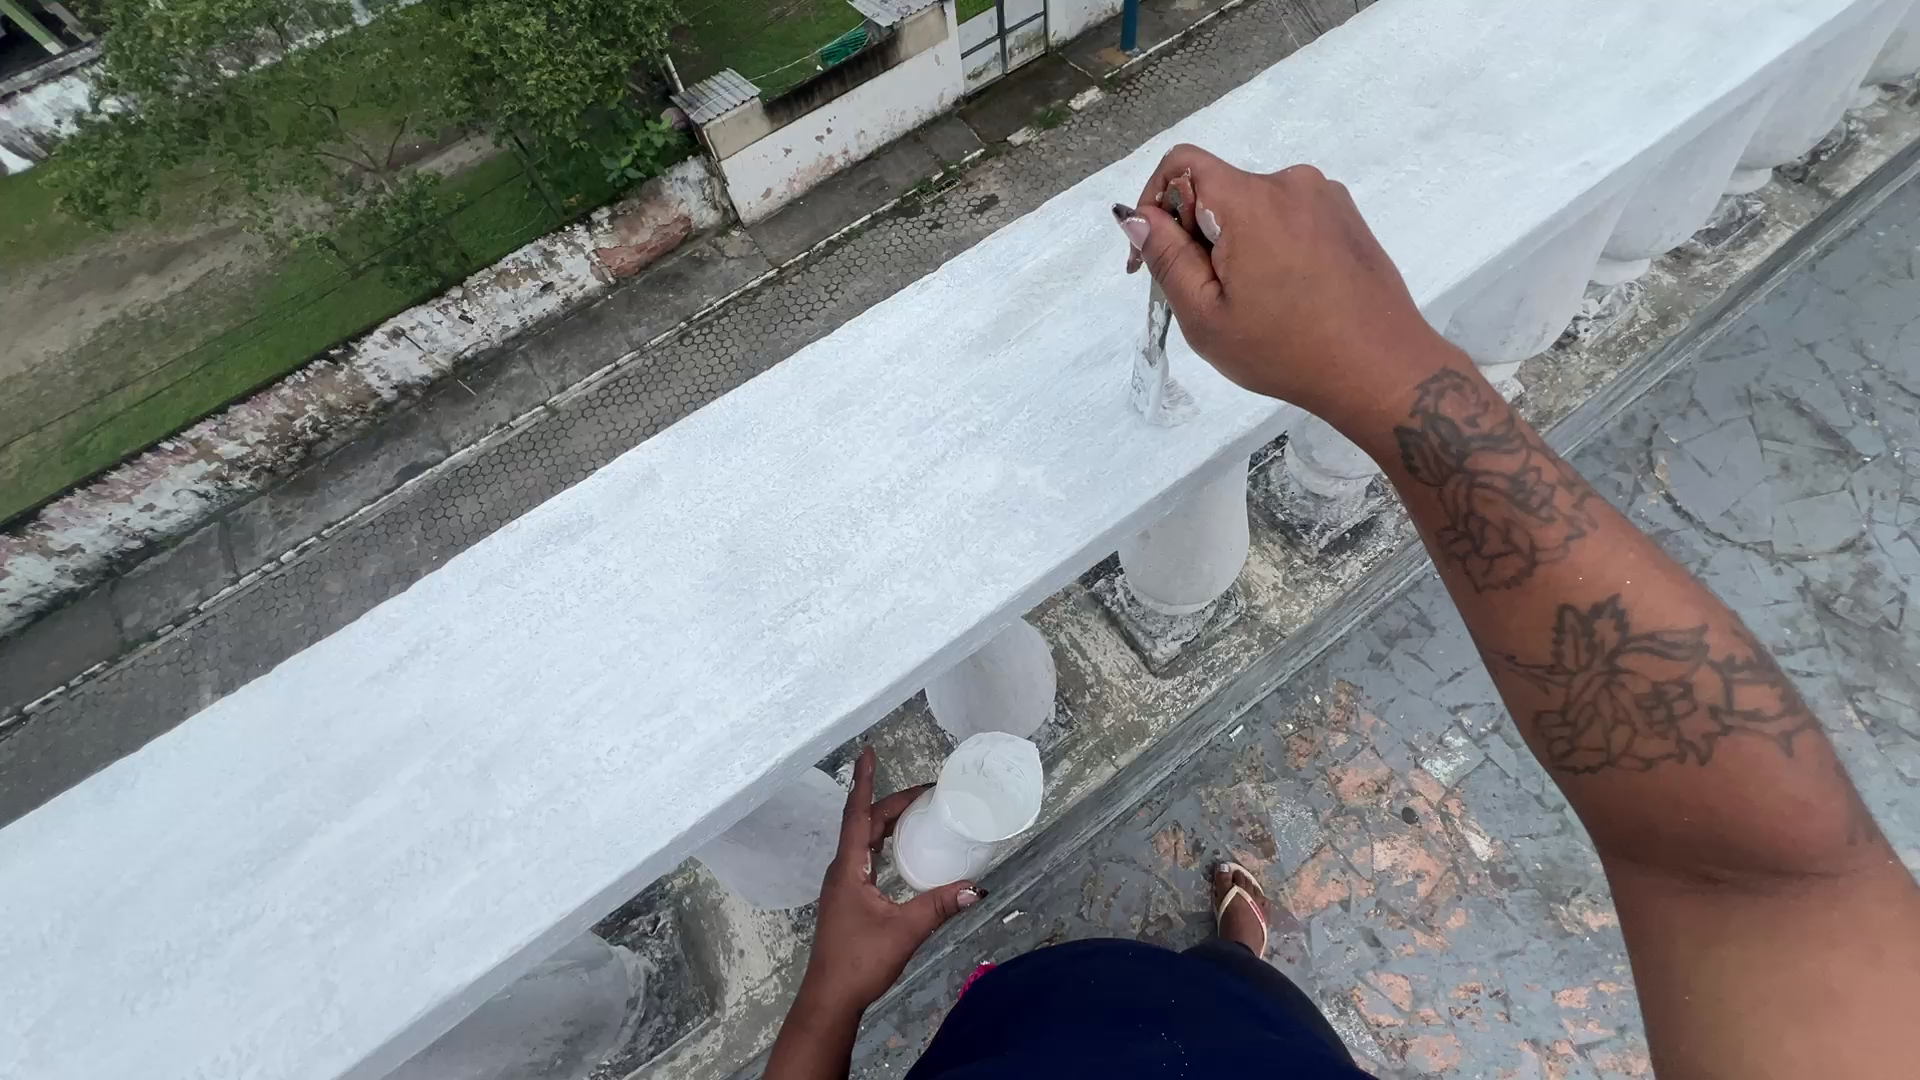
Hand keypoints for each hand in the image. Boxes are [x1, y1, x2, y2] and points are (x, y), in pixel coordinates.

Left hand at [799, 748, 983, 1014]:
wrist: (829, 1001)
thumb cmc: (859, 962)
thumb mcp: (905, 931)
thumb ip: (939, 906)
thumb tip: (977, 888)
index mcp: (849, 867)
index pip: (858, 813)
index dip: (864, 780)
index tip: (869, 751)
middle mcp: (842, 868)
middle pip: (866, 821)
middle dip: (892, 800)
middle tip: (926, 789)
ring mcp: (844, 882)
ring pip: (865, 837)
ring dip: (887, 818)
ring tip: (916, 806)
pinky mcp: (849, 896)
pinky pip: (866, 853)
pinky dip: (885, 839)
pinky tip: (902, 846)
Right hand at [1114, 144, 1455, 429]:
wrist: (1377, 366)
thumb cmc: (1282, 350)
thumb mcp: (1205, 315)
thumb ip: (1166, 258)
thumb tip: (1134, 215)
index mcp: (1250, 201)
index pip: (1181, 165)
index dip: (1153, 205)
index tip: (1151, 260)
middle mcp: (1289, 182)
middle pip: (1216, 189)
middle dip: (1193, 236)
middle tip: (1202, 299)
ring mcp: (1323, 196)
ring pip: (1250, 208)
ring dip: (1231, 245)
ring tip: (1245, 304)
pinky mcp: (1344, 216)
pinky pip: (1284, 218)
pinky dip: (1264, 246)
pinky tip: (1279, 295)